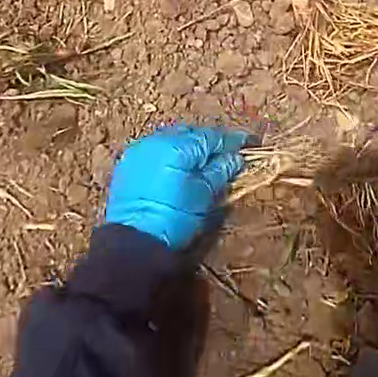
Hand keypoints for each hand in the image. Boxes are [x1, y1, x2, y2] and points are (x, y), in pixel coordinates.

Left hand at [103, 126, 249, 248]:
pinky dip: (171, 155)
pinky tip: (181, 168)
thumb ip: (220, 171)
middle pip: (191, 134)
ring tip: (204, 162)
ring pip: (172, 139)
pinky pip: (156, 150)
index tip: (248, 143)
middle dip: (209, 142)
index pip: (211, 136)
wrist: (134, 243)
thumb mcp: (204, 195)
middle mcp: (156, 141)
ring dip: (189, 148)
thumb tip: (235, 158)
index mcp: (177, 146)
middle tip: (227, 153)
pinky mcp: (128, 164)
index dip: (232, 140)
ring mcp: (139, 151)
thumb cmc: (174, 219)